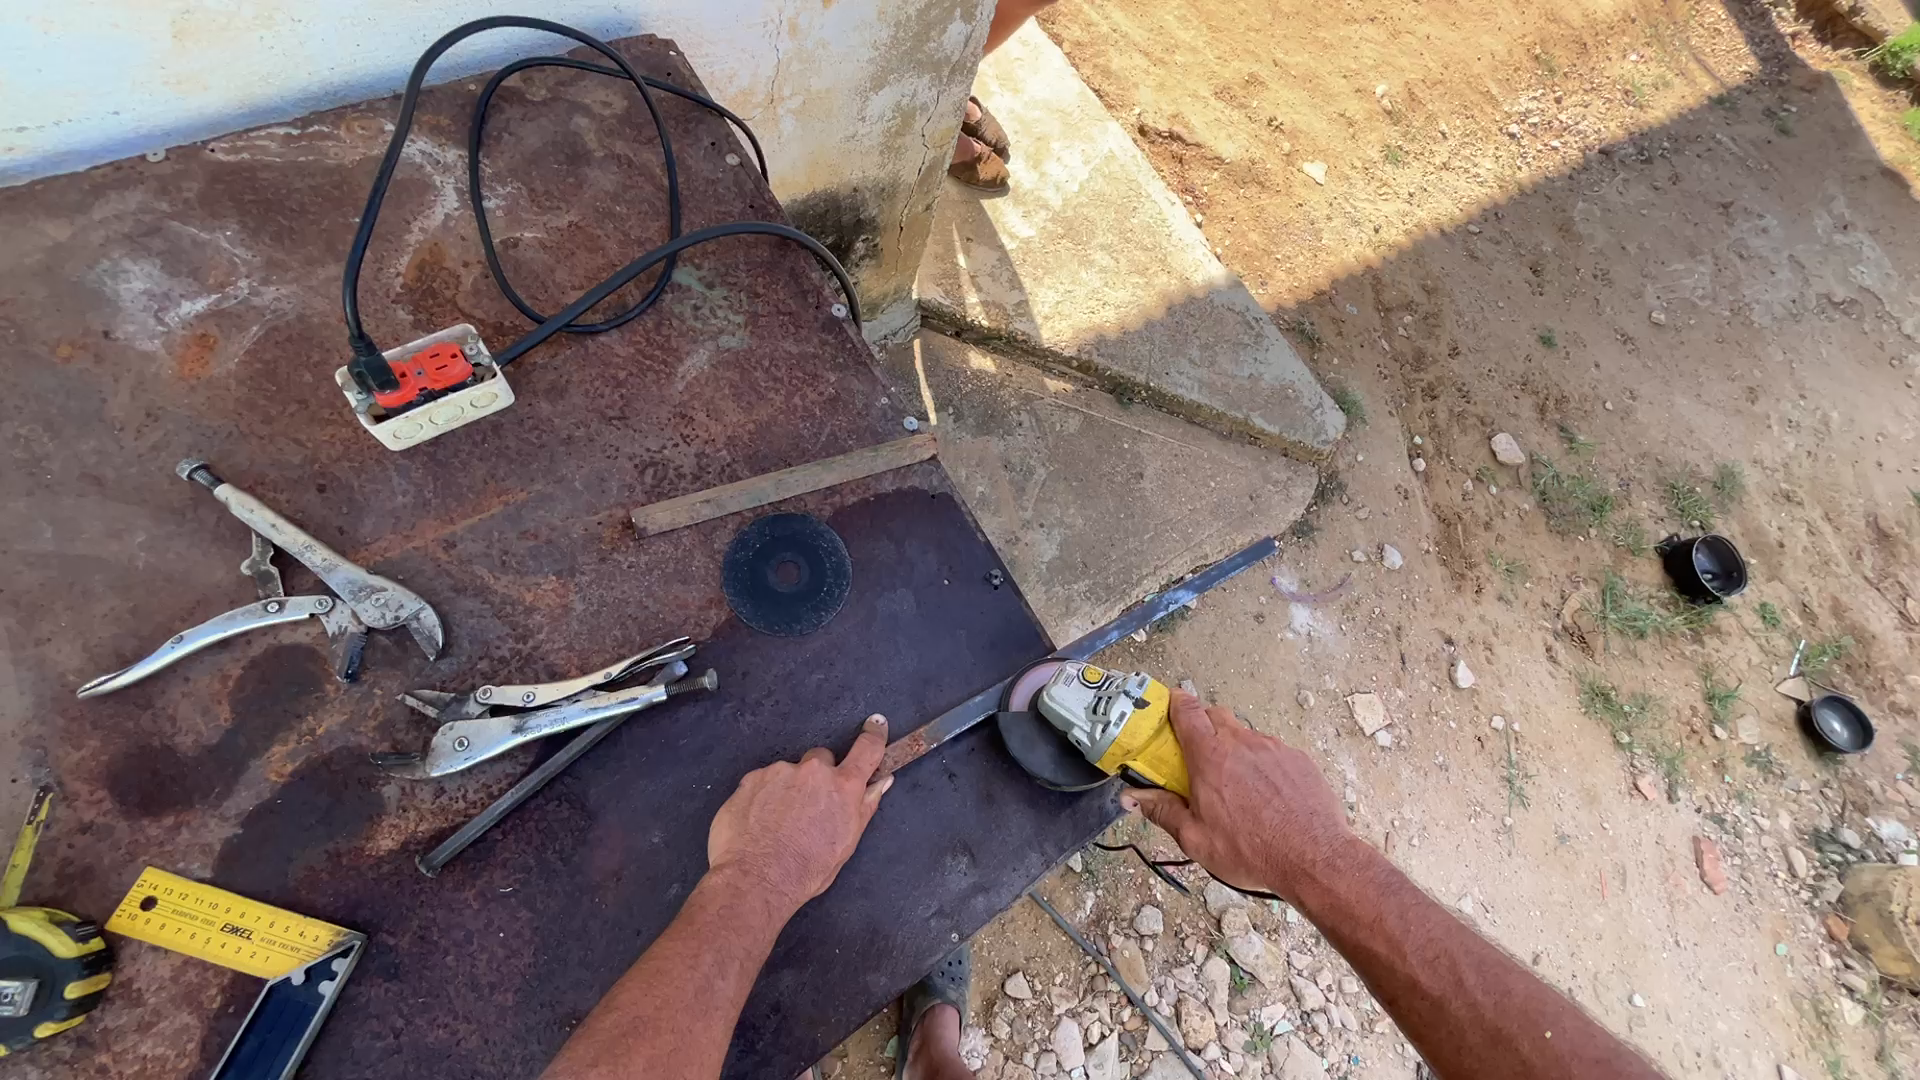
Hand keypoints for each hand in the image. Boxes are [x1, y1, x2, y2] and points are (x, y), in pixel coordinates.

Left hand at [707, 714, 893, 916]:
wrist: (755, 881)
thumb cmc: (805, 870)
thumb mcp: (846, 843)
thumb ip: (865, 806)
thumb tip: (882, 782)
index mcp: (843, 786)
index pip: (867, 749)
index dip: (874, 734)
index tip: (875, 724)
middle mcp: (814, 771)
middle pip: (821, 758)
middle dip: (818, 775)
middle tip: (808, 806)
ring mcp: (781, 771)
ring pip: (789, 771)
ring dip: (788, 788)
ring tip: (779, 822)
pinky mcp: (752, 778)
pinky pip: (763, 780)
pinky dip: (763, 796)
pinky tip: (760, 822)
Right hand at [1122, 690, 1354, 900]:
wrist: (1315, 857)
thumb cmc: (1252, 850)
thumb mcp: (1195, 838)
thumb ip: (1161, 811)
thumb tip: (1131, 797)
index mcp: (1209, 755)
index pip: (1186, 710)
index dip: (1175, 703)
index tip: (1170, 706)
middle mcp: (1240, 742)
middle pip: (1215, 716)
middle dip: (1204, 728)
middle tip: (1200, 757)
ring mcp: (1272, 748)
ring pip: (1245, 736)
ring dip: (1235, 751)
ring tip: (1239, 787)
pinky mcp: (1297, 759)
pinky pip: (1272, 752)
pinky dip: (1264, 766)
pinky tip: (1268, 796)